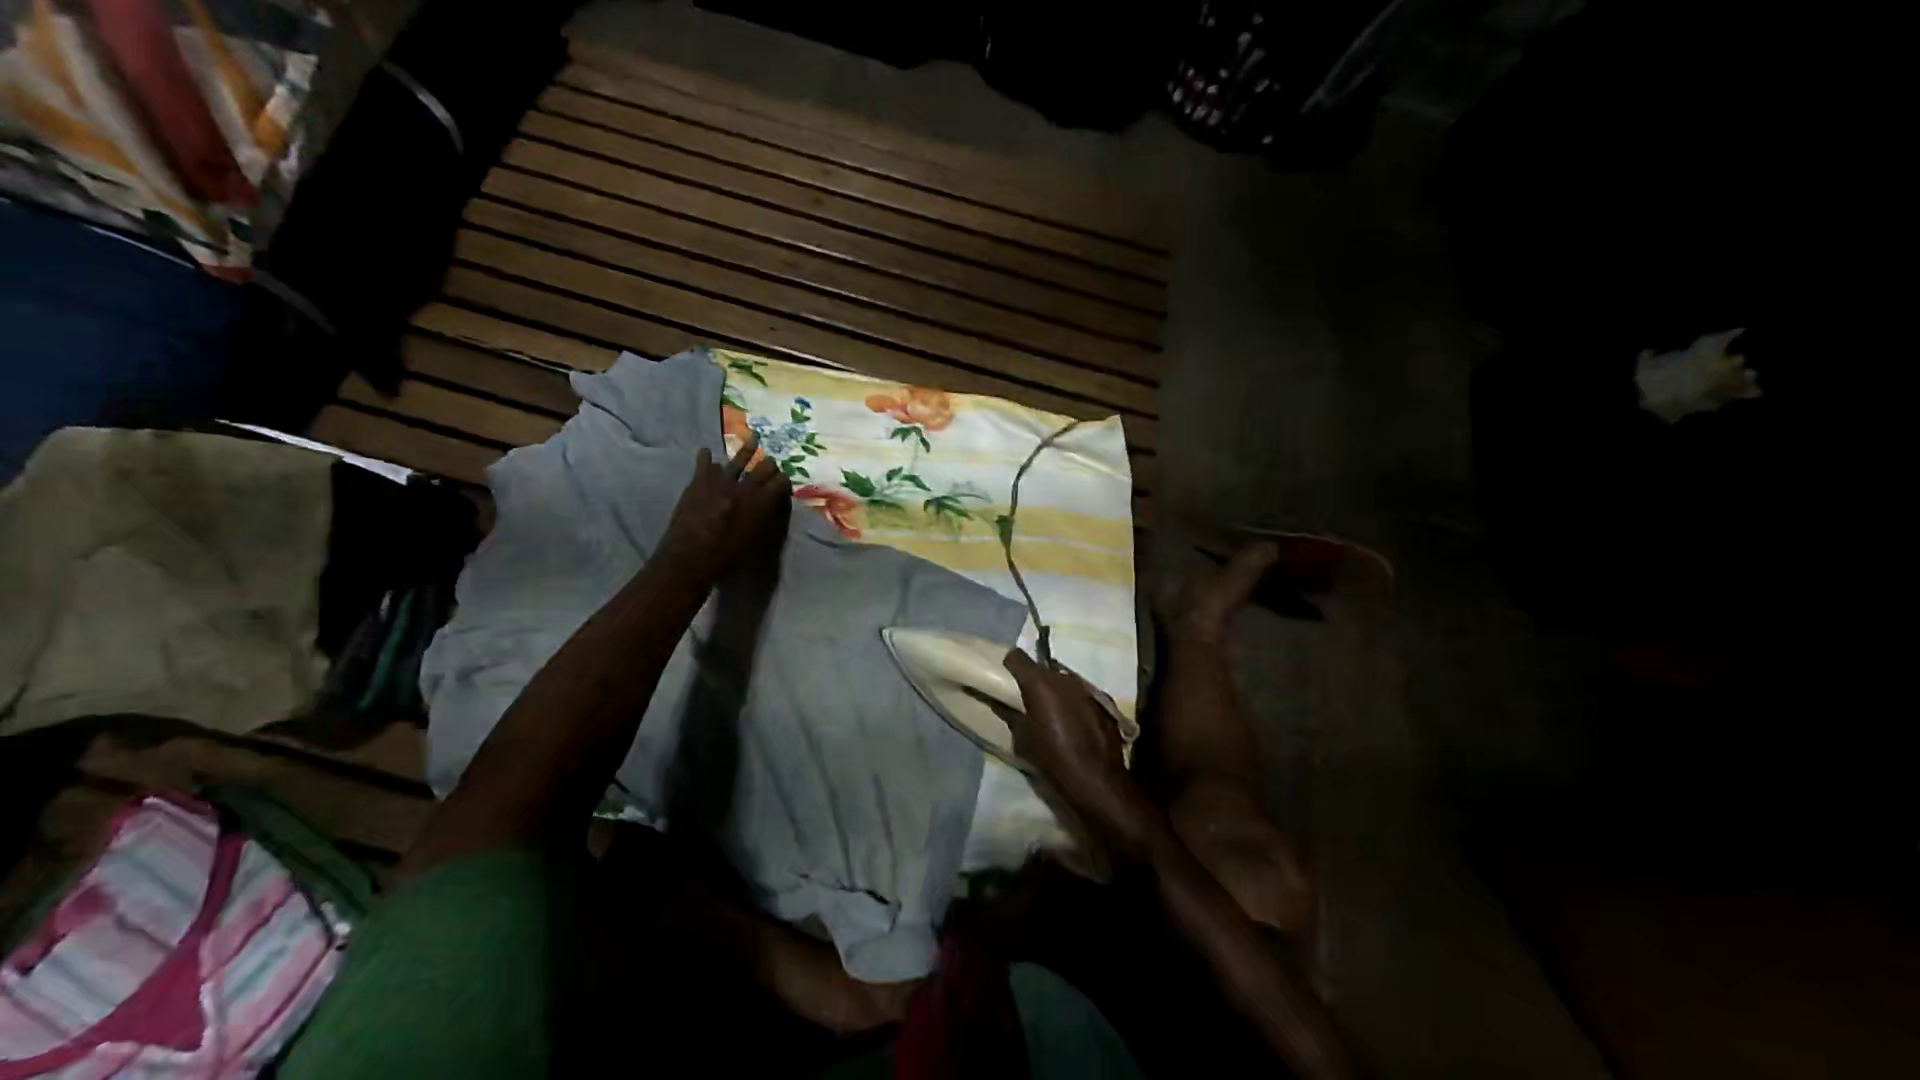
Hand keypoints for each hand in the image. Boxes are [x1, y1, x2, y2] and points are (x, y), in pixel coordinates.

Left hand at [659, 436, 790, 580]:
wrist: (691, 557)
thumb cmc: (727, 556)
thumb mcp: (756, 540)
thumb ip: (765, 518)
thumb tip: (771, 505)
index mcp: (761, 502)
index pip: (780, 482)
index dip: (784, 480)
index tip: (785, 480)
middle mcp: (744, 487)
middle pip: (763, 467)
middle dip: (769, 464)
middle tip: (771, 462)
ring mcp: (720, 481)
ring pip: (738, 459)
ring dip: (747, 450)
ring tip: (753, 440)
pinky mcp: (699, 481)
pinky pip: (704, 462)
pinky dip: (706, 457)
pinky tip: (706, 453)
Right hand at [1003, 648, 1156, 852]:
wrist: (1097, 780)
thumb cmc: (1052, 759)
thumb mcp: (1023, 739)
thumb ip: (1010, 714)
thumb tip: (1001, 703)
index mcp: (1040, 683)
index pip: (1017, 656)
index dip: (1010, 665)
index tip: (1007, 678)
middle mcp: (1064, 678)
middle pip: (1043, 669)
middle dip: (1034, 681)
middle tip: (1028, 701)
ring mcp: (1086, 688)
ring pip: (1064, 680)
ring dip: (1056, 691)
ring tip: (1052, 713)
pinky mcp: (1103, 702)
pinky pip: (1081, 694)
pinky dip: (1074, 703)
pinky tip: (1074, 723)